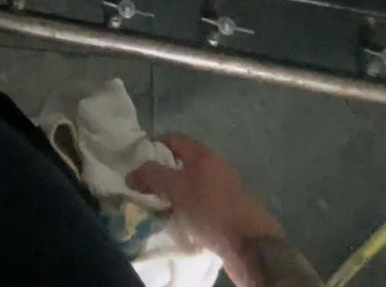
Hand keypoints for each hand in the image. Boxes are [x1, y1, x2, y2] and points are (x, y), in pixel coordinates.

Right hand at [128, 134, 289, 285]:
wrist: (253, 247)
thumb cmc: (211, 209)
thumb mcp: (175, 188)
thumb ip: (151, 176)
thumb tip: (131, 174)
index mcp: (203, 155)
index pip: (174, 138)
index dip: (155, 144)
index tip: (139, 158)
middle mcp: (217, 167)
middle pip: (184, 163)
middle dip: (165, 173)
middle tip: (147, 185)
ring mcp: (228, 191)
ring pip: (194, 186)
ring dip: (178, 194)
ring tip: (162, 207)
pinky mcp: (233, 214)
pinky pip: (205, 206)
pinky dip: (192, 211)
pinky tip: (184, 223)